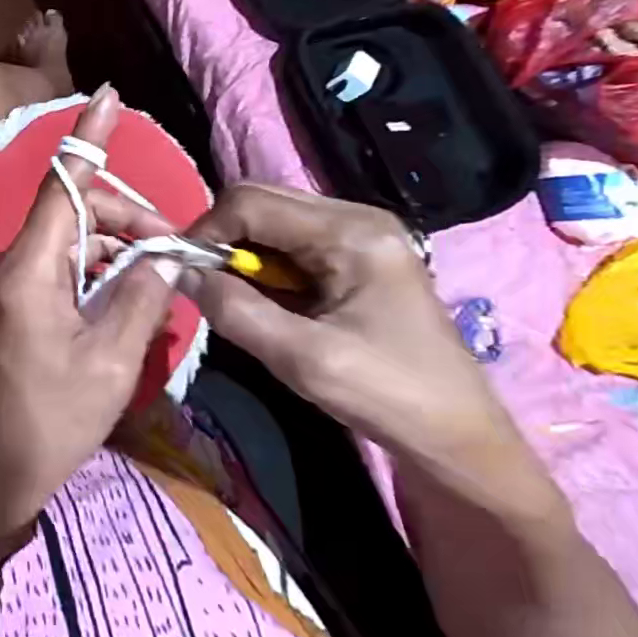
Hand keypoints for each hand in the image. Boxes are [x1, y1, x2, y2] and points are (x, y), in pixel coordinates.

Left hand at [0, 85, 181, 534]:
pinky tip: (138, 290)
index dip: (86, 138)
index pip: (61, 184)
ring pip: (79, 234)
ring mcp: (22, 278)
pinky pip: (73, 262)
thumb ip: (141, 296)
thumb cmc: (54, 415)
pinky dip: (107, 267)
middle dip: (130, 216)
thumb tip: (166, 257)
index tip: (108, 96)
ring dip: (122, 243)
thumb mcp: (111, 357)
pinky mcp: (28, 297)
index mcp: (33, 266)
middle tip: (177, 250)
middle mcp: (21, 260)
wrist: (1, 461)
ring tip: (165, 273)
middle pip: (79, 208)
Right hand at [185, 184, 548, 502]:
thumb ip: (235, 310)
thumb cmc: (387, 397)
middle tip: (209, 286)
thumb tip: (181, 272)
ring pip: (269, 218)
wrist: (456, 436)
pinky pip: (287, 239)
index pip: (250, 202)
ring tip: (239, 298)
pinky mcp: (355, 251)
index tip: (186, 274)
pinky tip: (270, 299)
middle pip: (259, 200)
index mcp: (351, 231)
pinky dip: (263, 264)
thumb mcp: (302, 359)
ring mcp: (358, 231)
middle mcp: (355, 215)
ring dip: (241, 253)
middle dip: (222, 238)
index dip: (207, 232)